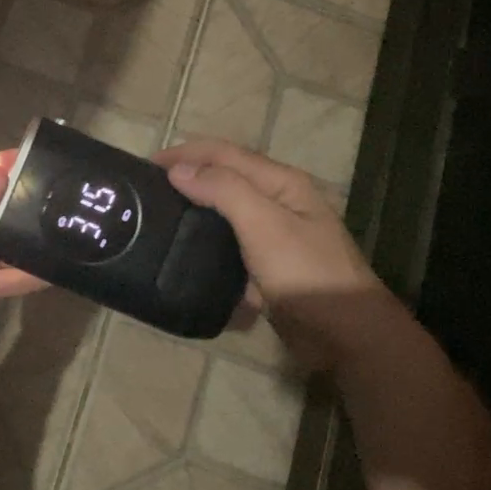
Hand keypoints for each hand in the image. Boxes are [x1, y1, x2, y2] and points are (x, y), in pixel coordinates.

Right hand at [152, 140, 383, 337]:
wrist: (346, 335)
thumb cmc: (306, 273)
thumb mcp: (264, 224)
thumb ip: (223, 190)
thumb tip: (179, 170)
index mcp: (282, 183)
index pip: (225, 154)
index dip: (185, 154)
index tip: (144, 166)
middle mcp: (278, 203)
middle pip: (225, 179)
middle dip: (187, 177)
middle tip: (145, 192)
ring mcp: (273, 237)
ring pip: (224, 214)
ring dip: (192, 211)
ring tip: (156, 220)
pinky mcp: (265, 268)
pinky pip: (227, 247)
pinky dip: (204, 244)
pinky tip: (180, 254)